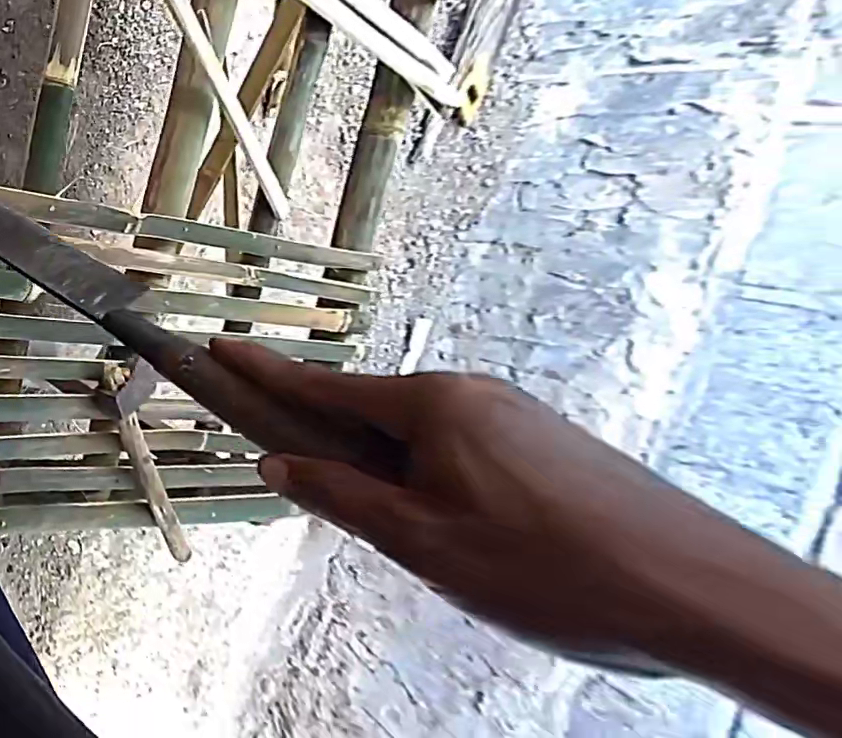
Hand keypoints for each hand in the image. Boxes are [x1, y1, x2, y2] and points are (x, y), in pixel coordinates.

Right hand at [209, 340, 837, 676]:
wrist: (732, 606)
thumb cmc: (559, 570)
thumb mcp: (423, 542)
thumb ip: (338, 495)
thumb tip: (276, 466)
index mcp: (429, 404)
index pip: (318, 383)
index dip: (260, 369)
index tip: (219, 346)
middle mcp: (466, 392)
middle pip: (369, 412)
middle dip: (347, 452)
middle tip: (358, 506)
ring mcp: (511, 412)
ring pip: (417, 434)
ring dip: (399, 474)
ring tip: (435, 538)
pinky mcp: (546, 438)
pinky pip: (460, 444)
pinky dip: (440, 476)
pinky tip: (478, 530)